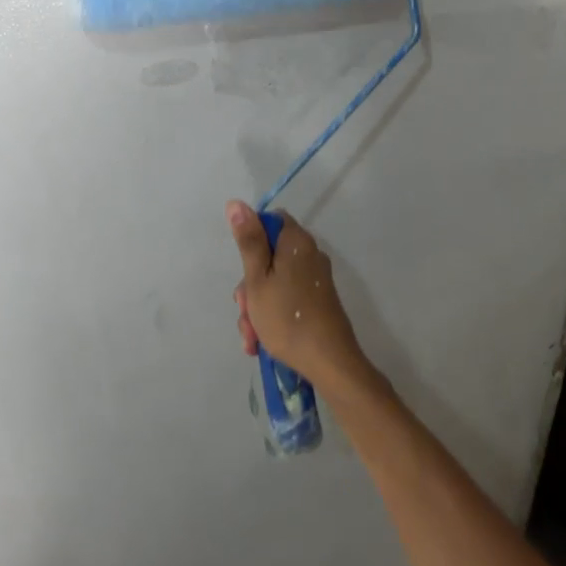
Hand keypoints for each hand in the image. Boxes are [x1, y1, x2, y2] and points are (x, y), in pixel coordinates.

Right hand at [227, 200, 365, 385]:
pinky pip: (287, 299)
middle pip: (268, 257)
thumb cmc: (286, 317)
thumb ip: (248, 241)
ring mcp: (315, 280)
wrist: (329, 363)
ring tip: (252, 337)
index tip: (243, 268)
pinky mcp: (318, 301)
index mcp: (296, 242)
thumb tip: (236, 203)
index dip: (251, 240)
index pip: (269, 221)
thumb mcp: (257, 279)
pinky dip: (272, 316)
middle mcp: (309, 255)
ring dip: (256, 308)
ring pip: (274, 283)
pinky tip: (261, 341)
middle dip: (249, 286)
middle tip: (244, 311)